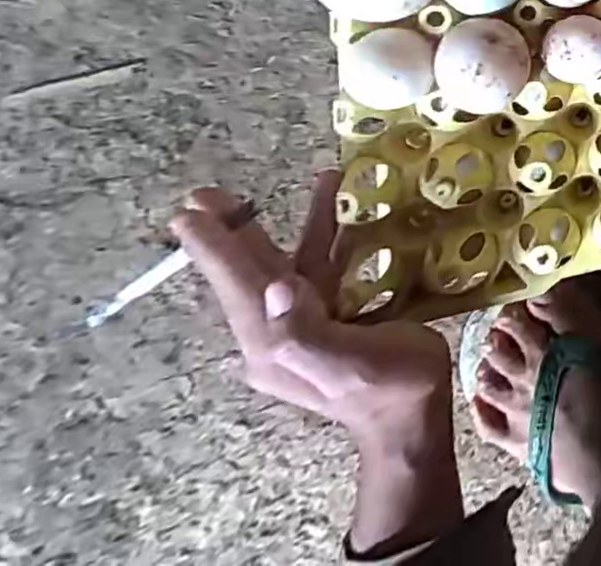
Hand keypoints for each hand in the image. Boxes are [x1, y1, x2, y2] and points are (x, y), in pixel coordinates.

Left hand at [171, 173, 461, 553]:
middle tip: (206, 196)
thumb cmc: (389, 386)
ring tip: (315, 183)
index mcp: (277, 340)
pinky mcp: (334, 319)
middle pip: (253, 272)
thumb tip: (276, 289)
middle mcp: (282, 329)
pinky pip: (323, 270)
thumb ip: (307, 333)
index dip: (215, 248)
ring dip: (294, 226)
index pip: (240, 285)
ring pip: (291, 264)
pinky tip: (344, 219)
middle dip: (232, 232)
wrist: (411, 416)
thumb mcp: (350, 363)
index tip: (189, 213)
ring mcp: (307, 324)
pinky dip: (329, 239)